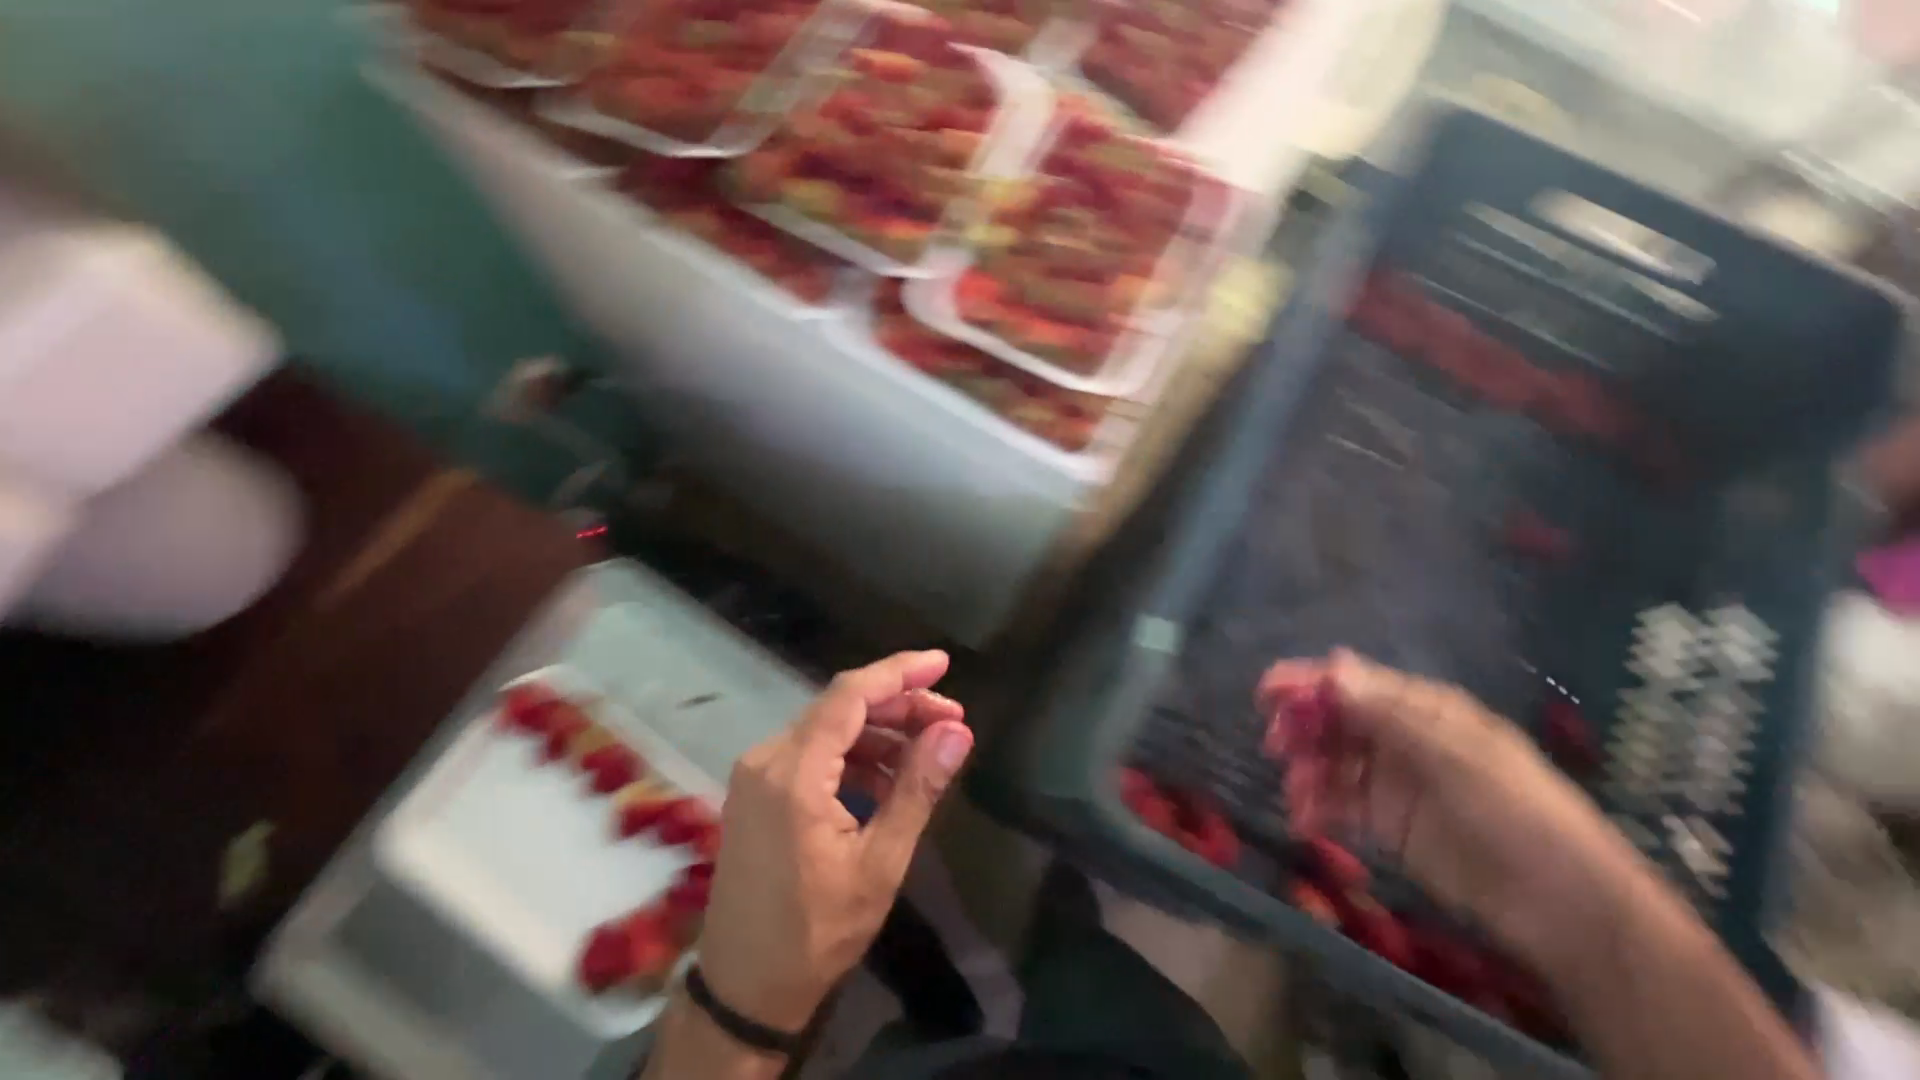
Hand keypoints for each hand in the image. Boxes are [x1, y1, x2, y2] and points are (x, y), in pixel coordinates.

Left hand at [697, 650, 973, 1031]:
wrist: (746, 987)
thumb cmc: (818, 930)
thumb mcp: (880, 862)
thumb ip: (918, 789)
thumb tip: (958, 731)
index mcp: (793, 772)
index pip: (850, 695)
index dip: (899, 672)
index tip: (944, 664)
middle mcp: (766, 759)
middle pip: (839, 707)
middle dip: (898, 705)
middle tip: (951, 722)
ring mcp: (754, 775)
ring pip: (825, 729)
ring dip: (877, 732)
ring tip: (927, 750)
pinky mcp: (754, 793)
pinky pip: (809, 753)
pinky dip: (851, 755)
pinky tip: (886, 776)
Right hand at [1259, 649, 1645, 972]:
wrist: (1562, 902)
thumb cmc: (1515, 812)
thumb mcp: (1454, 755)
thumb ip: (1389, 713)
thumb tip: (1334, 666)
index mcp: (1426, 711)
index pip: (1357, 684)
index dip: (1310, 682)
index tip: (1266, 691)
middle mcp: (1404, 740)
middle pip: (1337, 720)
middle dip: (1302, 726)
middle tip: (1275, 745)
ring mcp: (1395, 784)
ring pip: (1333, 763)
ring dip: (1307, 770)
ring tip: (1296, 793)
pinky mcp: (1389, 826)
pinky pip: (1341, 806)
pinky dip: (1317, 808)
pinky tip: (1304, 820)